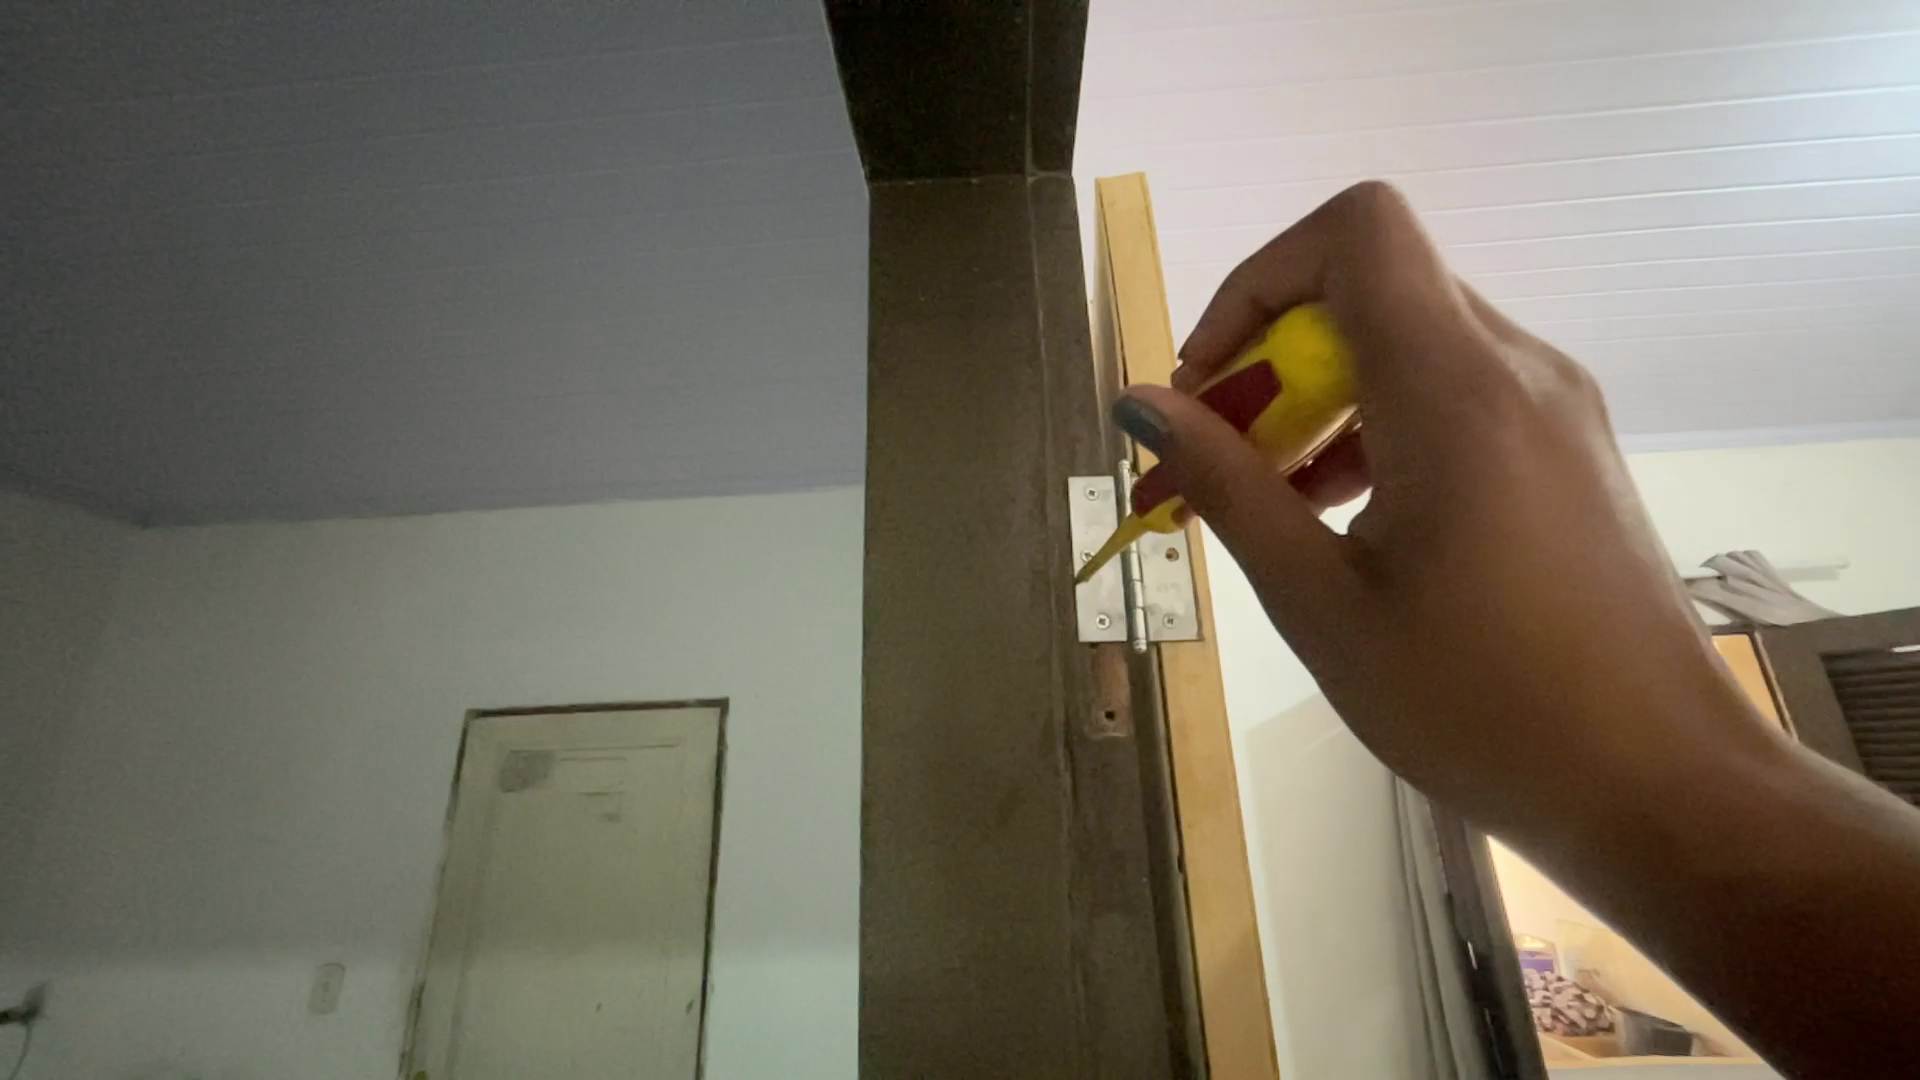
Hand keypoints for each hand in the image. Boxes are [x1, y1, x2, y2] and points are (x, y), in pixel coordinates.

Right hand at [1113, 181, 1780, 834]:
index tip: (1206, 379)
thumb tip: (1141, 403)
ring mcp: (1544, 405)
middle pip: (1366, 287)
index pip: (1354, 235)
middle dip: (1264, 354)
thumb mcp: (1316, 598)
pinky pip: (1439, 392)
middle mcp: (1512, 368)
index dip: (1256, 282)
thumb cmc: (1472, 704)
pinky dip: (1362, 425)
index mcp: (1453, 393)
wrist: (1658, 789)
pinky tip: (1329, 511)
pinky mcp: (1554, 445)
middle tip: (1211, 451)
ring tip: (1258, 492)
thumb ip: (1227, 484)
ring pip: (1399, 342)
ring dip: (1308, 397)